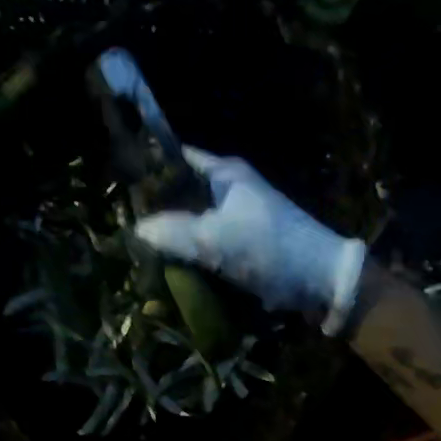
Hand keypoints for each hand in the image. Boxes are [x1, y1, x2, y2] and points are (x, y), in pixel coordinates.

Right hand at [135, 148, 367, 335]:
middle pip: (181, 191)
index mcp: (225, 173)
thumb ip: (172, 232)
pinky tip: (162, 259)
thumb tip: (136, 229)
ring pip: (190, 218)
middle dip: (154, 205)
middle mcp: (229, 188)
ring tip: (135, 242)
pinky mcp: (238, 242)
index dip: (150, 167)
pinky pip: (202, 240)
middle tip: (122, 219)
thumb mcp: (216, 239)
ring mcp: (234, 216)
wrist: (319, 282)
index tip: (121, 183)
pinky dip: (185, 248)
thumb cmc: (269, 248)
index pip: (177, 159)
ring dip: (169, 231)